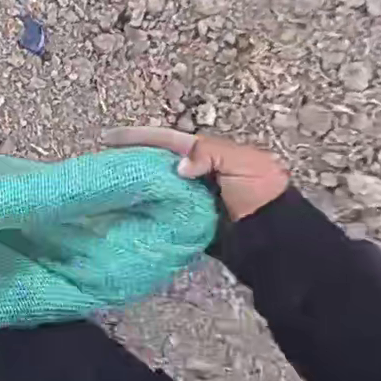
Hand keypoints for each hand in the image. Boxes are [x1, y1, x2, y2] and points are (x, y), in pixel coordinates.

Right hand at [101, 127, 289, 221]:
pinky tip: (122, 210)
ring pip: (154, 186)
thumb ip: (209, 154)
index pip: (166, 140)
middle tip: (102, 162)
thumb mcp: (243, 164)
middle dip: (130, 159)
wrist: (277, 243)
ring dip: (132, 184)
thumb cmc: (261, 196)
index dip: (137, 137)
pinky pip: (159, 211)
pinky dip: (142, 209)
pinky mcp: (187, 221)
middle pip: (155, 161)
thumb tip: (178, 168)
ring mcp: (190, 198)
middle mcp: (195, 173)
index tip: (108, 138)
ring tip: (106, 185)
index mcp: (207, 153)